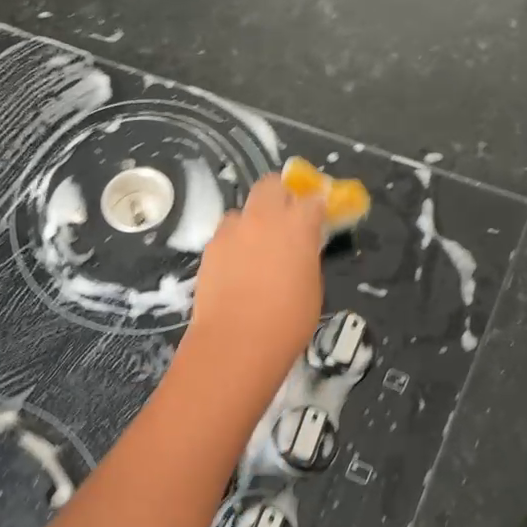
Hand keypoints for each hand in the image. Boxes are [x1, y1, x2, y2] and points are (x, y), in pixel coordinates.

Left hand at [183, 172, 326, 378]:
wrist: (236, 340)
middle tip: (285, 220)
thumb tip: (299, 250)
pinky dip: (233, 243)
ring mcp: (231, 231)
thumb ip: (305, 257)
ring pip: (242, 210)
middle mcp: (263, 218)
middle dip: (280, 196)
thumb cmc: (286, 321)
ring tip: (255, 248)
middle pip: (271, 186)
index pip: (312, 200)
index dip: (315, 207)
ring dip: (251, 221)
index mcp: (298, 225)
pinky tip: (236, 267)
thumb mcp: (311, 287)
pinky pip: (224, 235)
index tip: (317, 218)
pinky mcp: (209, 248)